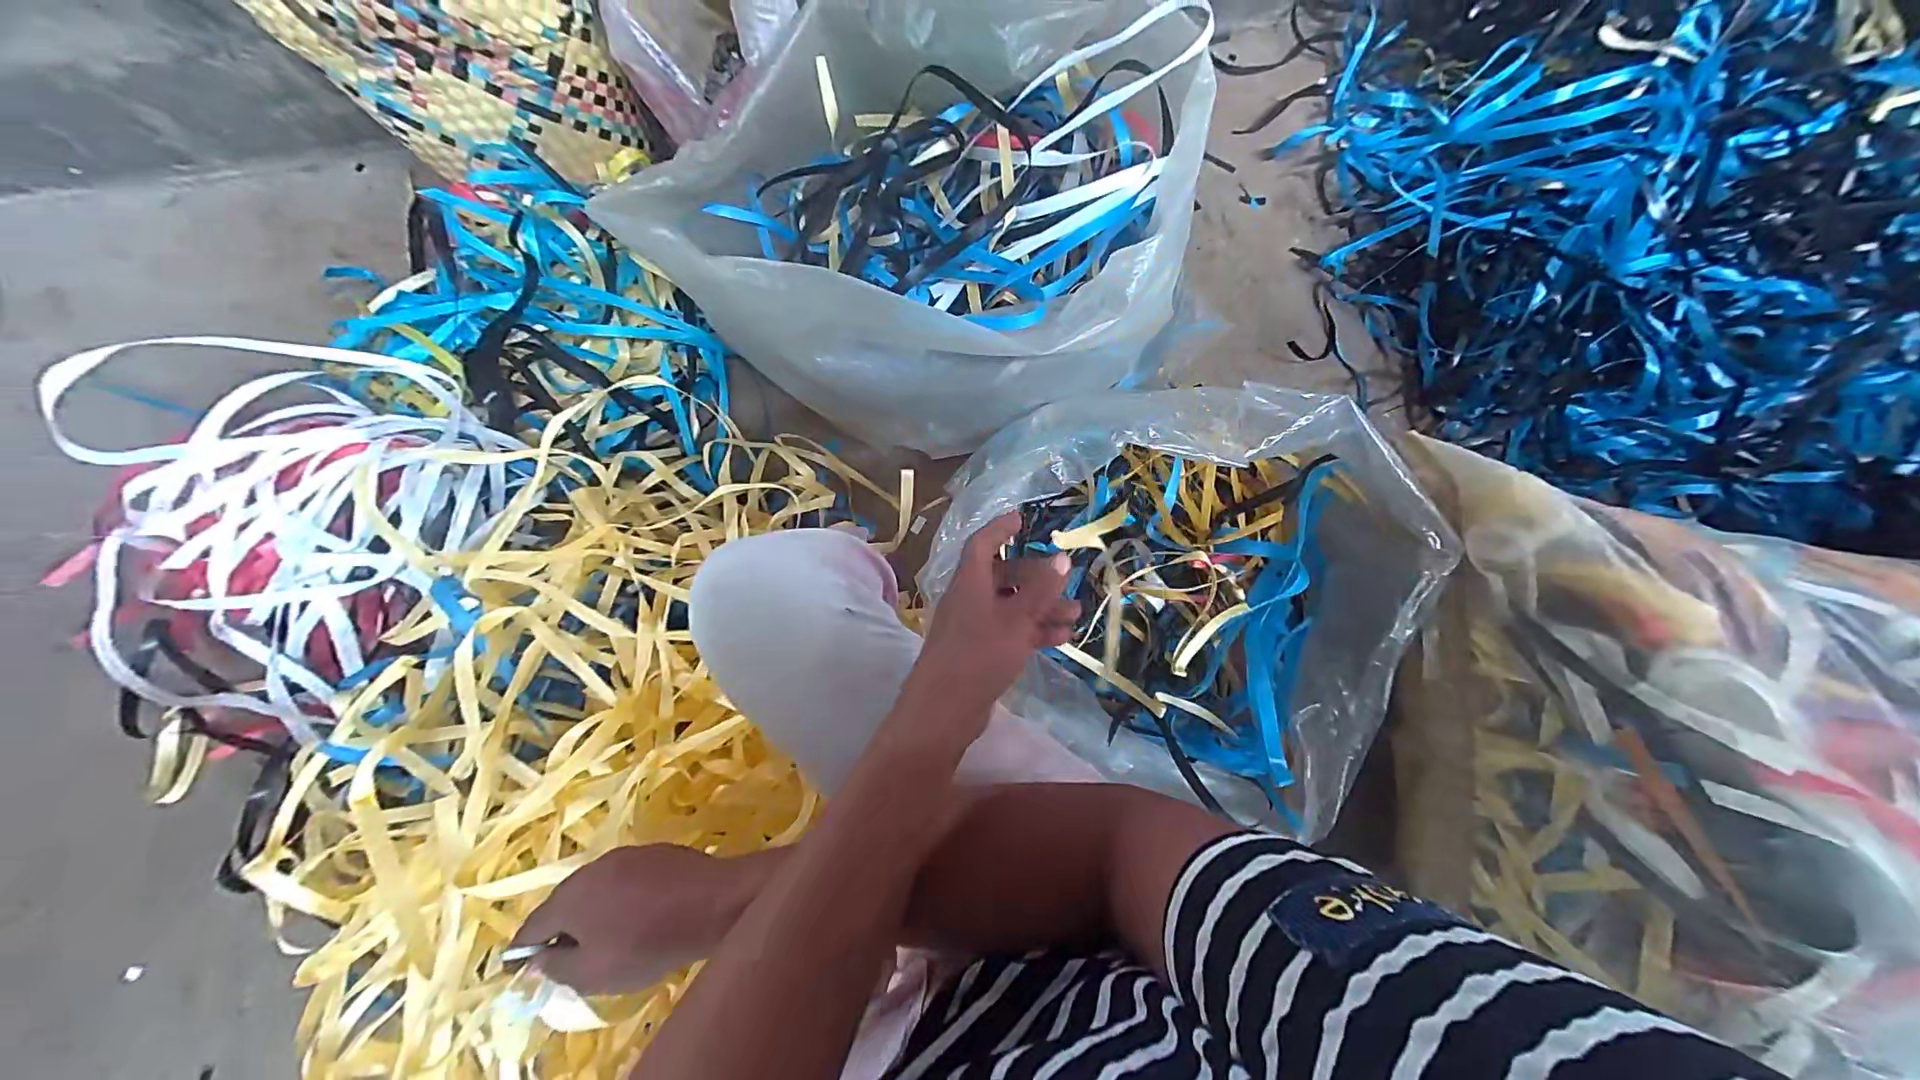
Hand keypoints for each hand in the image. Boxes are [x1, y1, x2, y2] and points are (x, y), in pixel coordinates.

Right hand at [508, 844, 765, 994]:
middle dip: (560, 927)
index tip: (515, 968)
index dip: (522, 950)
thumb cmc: (647, 943)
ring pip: (599, 887)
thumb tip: (539, 958)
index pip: (533, 925)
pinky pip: (628, 879)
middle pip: (566, 900)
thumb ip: (557, 966)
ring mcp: (630, 854)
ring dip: (594, 910)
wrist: (714, 901)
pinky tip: (638, 915)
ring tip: (602, 936)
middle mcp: (595, 866)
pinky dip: (623, 898)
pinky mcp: (658, 852)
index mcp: (571, 894)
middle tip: (561, 954)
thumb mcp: (593, 972)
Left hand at [909, 513, 1077, 712]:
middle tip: (1066, 583)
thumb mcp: (1015, 621)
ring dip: (1041, 607)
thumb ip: (1039, 591)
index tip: (1020, 519)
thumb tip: (1061, 559)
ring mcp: (973, 627)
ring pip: (1010, 606)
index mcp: (969, 583)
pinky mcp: (979, 651)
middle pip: (1002, 576)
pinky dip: (1033, 630)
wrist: (944, 710)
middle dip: (1036, 578)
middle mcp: (968, 600)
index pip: (981, 544)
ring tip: (1074, 615)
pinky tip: (1061, 638)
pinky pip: (1009, 630)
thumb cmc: (978, 656)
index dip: (999, 529)